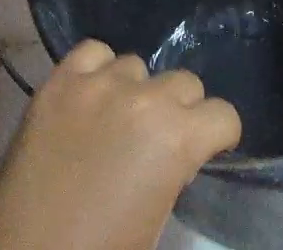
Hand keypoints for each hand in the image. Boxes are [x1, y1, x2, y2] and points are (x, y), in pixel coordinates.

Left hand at [0, 41, 240, 249]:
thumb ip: (176, 167)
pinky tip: (90, 97)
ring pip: (137, 65)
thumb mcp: (158, 216)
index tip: (206, 149)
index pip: (223, 114)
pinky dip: (97, 70)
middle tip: (158, 140)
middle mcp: (142, 98)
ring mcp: (96, 84)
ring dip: (136, 90)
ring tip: (116, 120)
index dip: (218, 136)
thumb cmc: (102, 246)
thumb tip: (177, 150)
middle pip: (185, 81)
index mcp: (175, 137)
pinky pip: (93, 52)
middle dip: (181, 110)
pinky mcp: (58, 81)